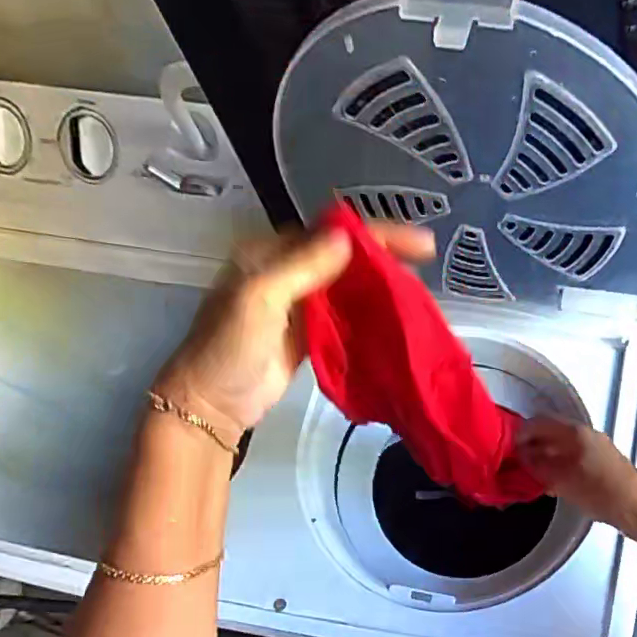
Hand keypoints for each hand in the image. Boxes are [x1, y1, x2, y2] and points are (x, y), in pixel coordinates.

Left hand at [154, 222, 435, 431]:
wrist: (212, 403)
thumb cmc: (228, 348)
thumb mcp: (260, 299)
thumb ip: (303, 267)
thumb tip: (348, 238)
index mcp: (270, 255)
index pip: (329, 233)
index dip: (374, 233)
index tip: (417, 242)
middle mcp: (286, 274)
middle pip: (342, 258)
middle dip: (382, 258)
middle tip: (425, 263)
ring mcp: (298, 308)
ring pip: (346, 288)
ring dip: (378, 287)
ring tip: (417, 290)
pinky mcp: (307, 338)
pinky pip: (343, 319)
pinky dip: (368, 316)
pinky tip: (394, 317)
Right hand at [515, 416, 636, 542]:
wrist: (636, 507)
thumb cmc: (599, 491)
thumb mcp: (561, 479)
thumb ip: (538, 465)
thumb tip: (522, 455)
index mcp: (575, 432)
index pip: (539, 422)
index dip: (521, 433)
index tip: (508, 446)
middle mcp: (586, 434)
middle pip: (551, 433)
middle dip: (532, 445)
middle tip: (517, 461)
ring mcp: (596, 447)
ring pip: (561, 446)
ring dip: (545, 456)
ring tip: (531, 473)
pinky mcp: (601, 462)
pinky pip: (572, 456)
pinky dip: (558, 464)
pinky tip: (552, 481)